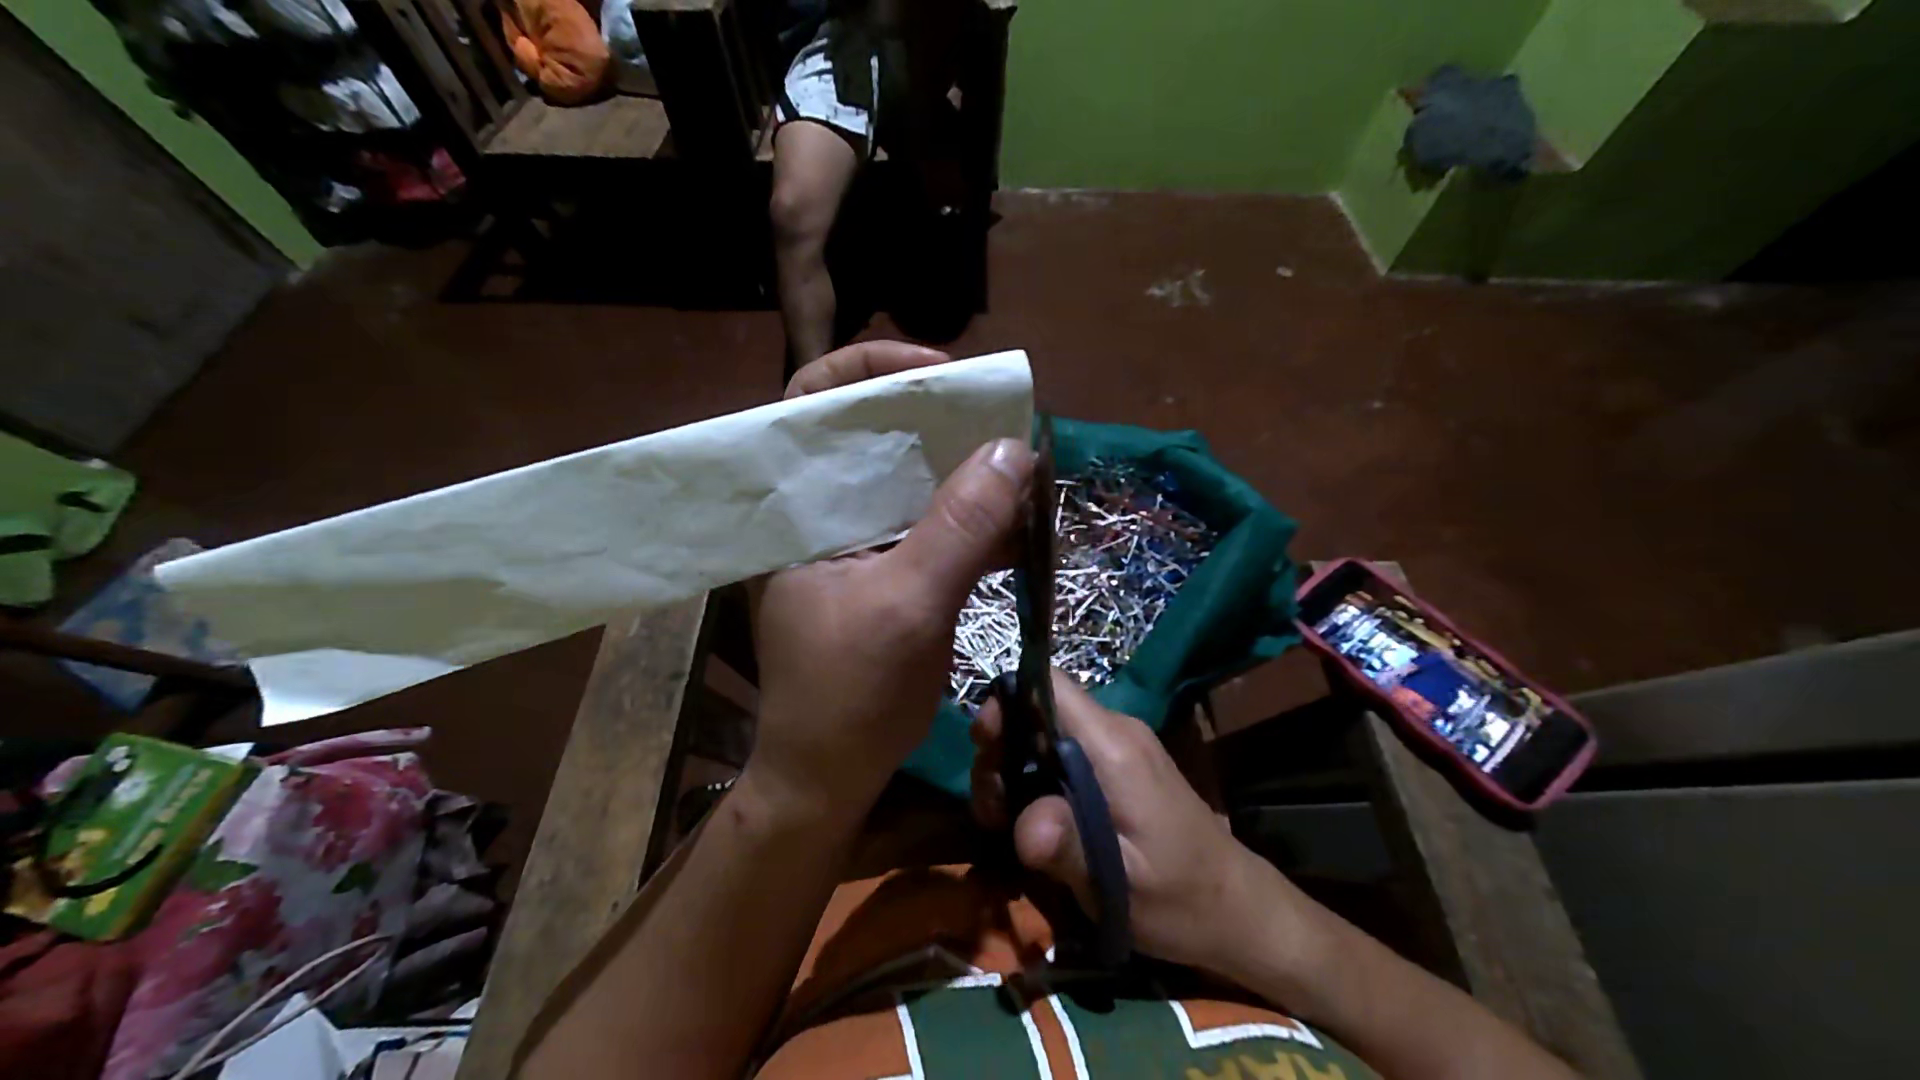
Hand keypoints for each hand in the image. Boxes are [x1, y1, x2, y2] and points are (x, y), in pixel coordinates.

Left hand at [746, 340, 1035, 821]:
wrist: (833, 775)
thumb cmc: (848, 693)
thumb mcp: (907, 604)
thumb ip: (959, 527)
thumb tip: (1015, 449)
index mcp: (795, 505)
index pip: (812, 398)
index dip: (870, 367)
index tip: (940, 373)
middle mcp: (822, 511)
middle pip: (876, 432)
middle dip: (938, 418)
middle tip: (998, 416)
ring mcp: (859, 542)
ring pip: (914, 479)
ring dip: (967, 471)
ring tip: (1023, 467)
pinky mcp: (891, 572)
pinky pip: (936, 525)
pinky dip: (976, 518)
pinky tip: (1020, 522)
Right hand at [970, 672, 1305, 977]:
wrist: (1237, 910)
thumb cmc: (1182, 897)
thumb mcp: (1123, 882)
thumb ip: (1072, 847)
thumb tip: (1025, 824)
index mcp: (1113, 746)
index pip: (1049, 684)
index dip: (1008, 701)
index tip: (985, 748)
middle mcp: (1113, 733)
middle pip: (1036, 710)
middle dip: (1001, 748)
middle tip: (991, 807)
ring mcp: (1116, 749)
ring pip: (1044, 734)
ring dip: (1013, 769)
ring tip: (1003, 822)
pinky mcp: (1116, 769)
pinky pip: (1061, 755)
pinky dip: (1034, 780)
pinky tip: (1031, 822)